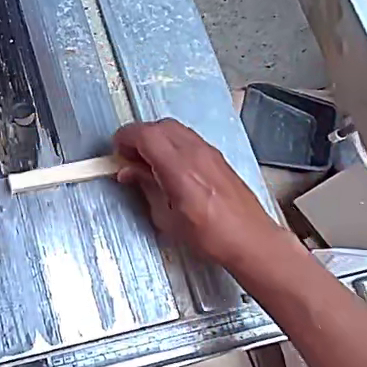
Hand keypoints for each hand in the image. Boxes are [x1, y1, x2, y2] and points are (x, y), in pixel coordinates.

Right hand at [113, 119, 299, 281]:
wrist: (250, 240)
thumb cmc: (211, 236)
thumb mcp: (167, 218)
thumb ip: (146, 188)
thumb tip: (129, 172)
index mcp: (179, 169)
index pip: (145, 135)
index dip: (125, 138)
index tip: (117, 151)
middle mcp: (195, 153)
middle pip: (159, 126)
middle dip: (139, 137)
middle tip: (128, 158)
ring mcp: (209, 152)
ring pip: (174, 129)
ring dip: (156, 139)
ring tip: (147, 162)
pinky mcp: (217, 157)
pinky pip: (188, 138)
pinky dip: (172, 143)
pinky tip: (169, 165)